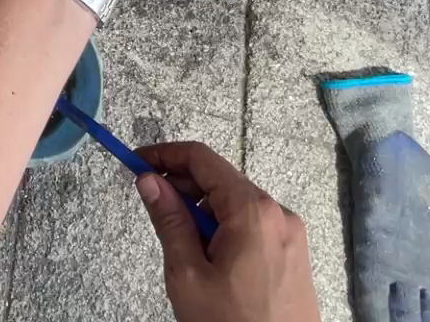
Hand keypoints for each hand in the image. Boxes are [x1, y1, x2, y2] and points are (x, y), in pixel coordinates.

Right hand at [135, 141, 319, 321]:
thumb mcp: (188, 274)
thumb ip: (168, 219)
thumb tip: (149, 179)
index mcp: (253, 211)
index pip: (201, 158)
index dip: (164, 155)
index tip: (135, 164)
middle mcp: (278, 214)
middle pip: (219, 178)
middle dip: (181, 185)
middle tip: (153, 206)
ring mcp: (291, 235)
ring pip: (234, 202)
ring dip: (201, 209)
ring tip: (183, 244)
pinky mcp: (295, 256)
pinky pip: (251, 224)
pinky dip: (223, 226)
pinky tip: (209, 257)